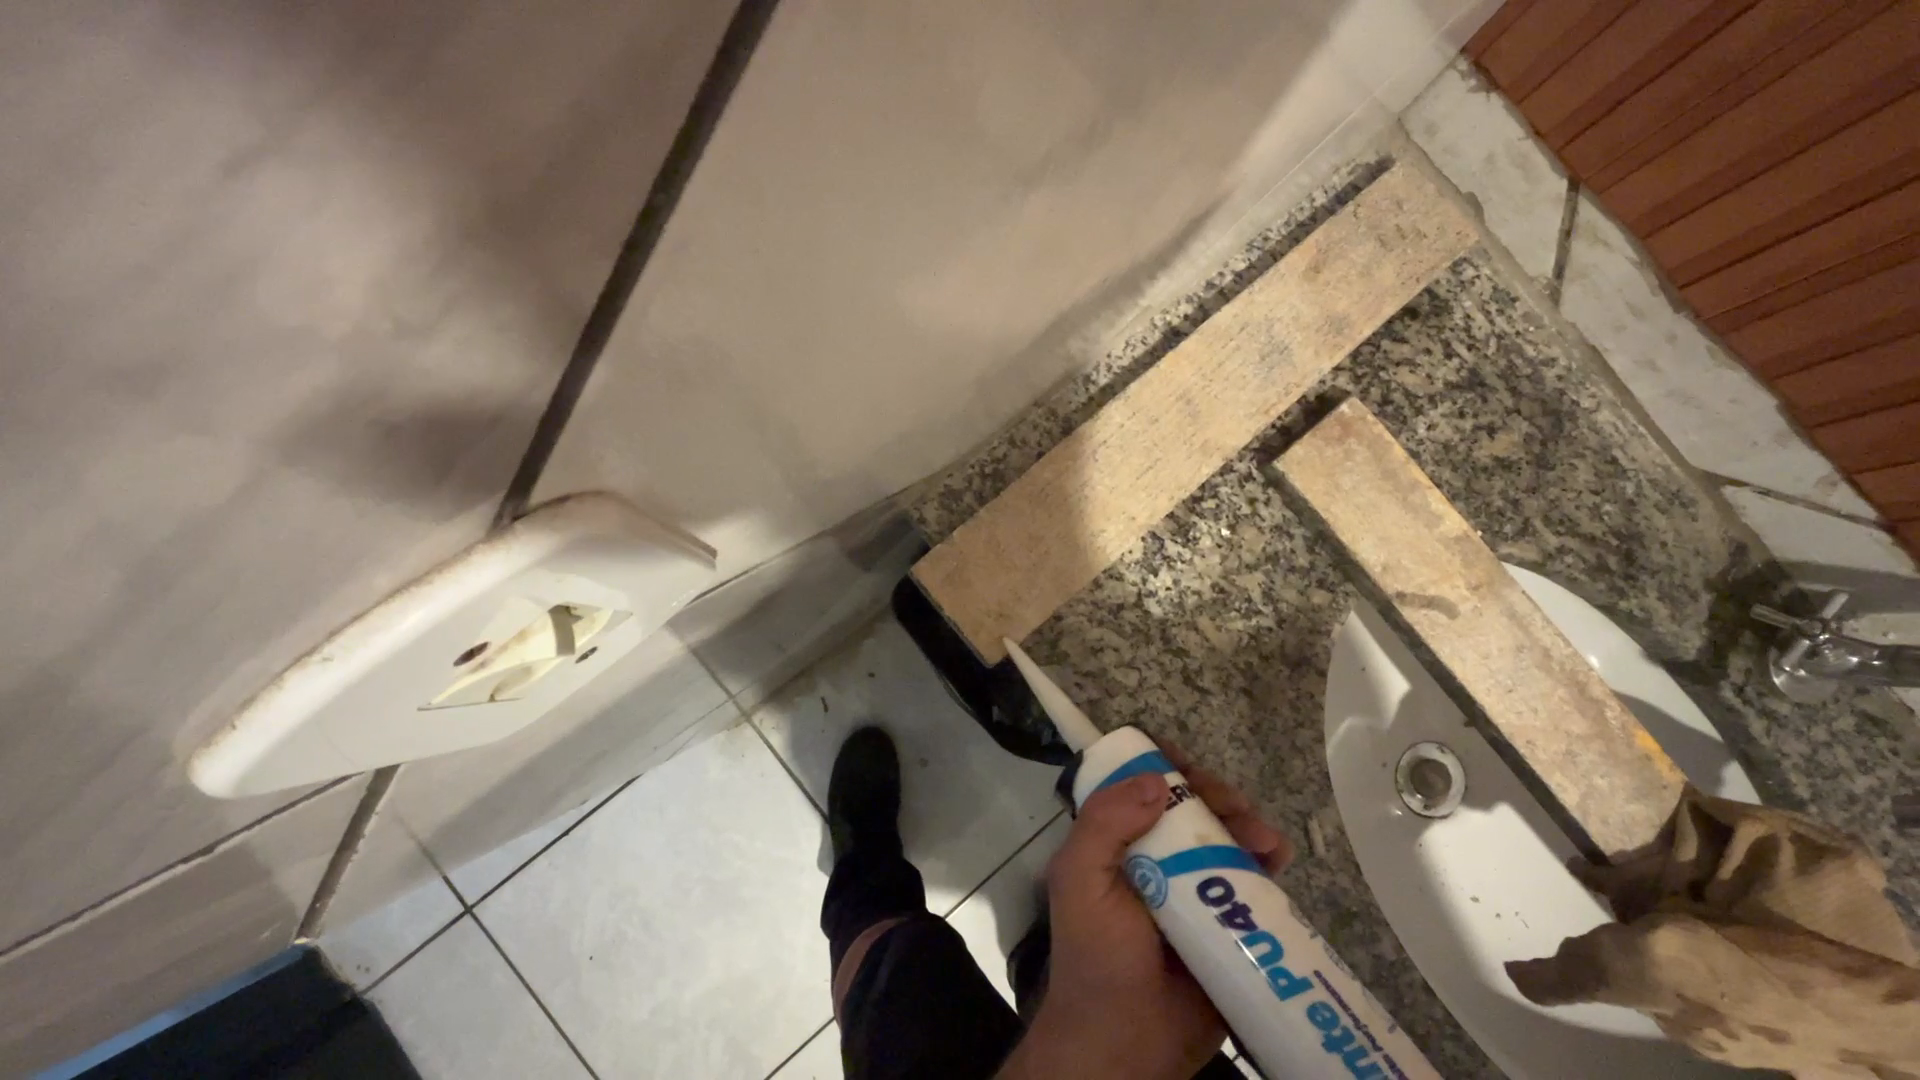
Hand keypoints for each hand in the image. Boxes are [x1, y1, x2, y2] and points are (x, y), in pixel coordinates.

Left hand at [998, 746, 1290, 1079]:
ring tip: (1264, 841)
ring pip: (1225, 835)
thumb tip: (1156, 780)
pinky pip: (1252, 879)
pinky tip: (1278, 859)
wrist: (1127, 1042)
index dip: (1164, 766)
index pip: (1139, 782)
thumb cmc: (1096, 956)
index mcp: (1114, 840)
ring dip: (1247, 824)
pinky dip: (1267, 862)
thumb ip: (1104, 824)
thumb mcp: (1079, 880)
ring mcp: (1193, 886)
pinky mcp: (1227, 920)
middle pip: (1190, 803)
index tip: (1188, 770)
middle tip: (1235, 808)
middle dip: (1216, 795)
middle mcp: (1153, 854)